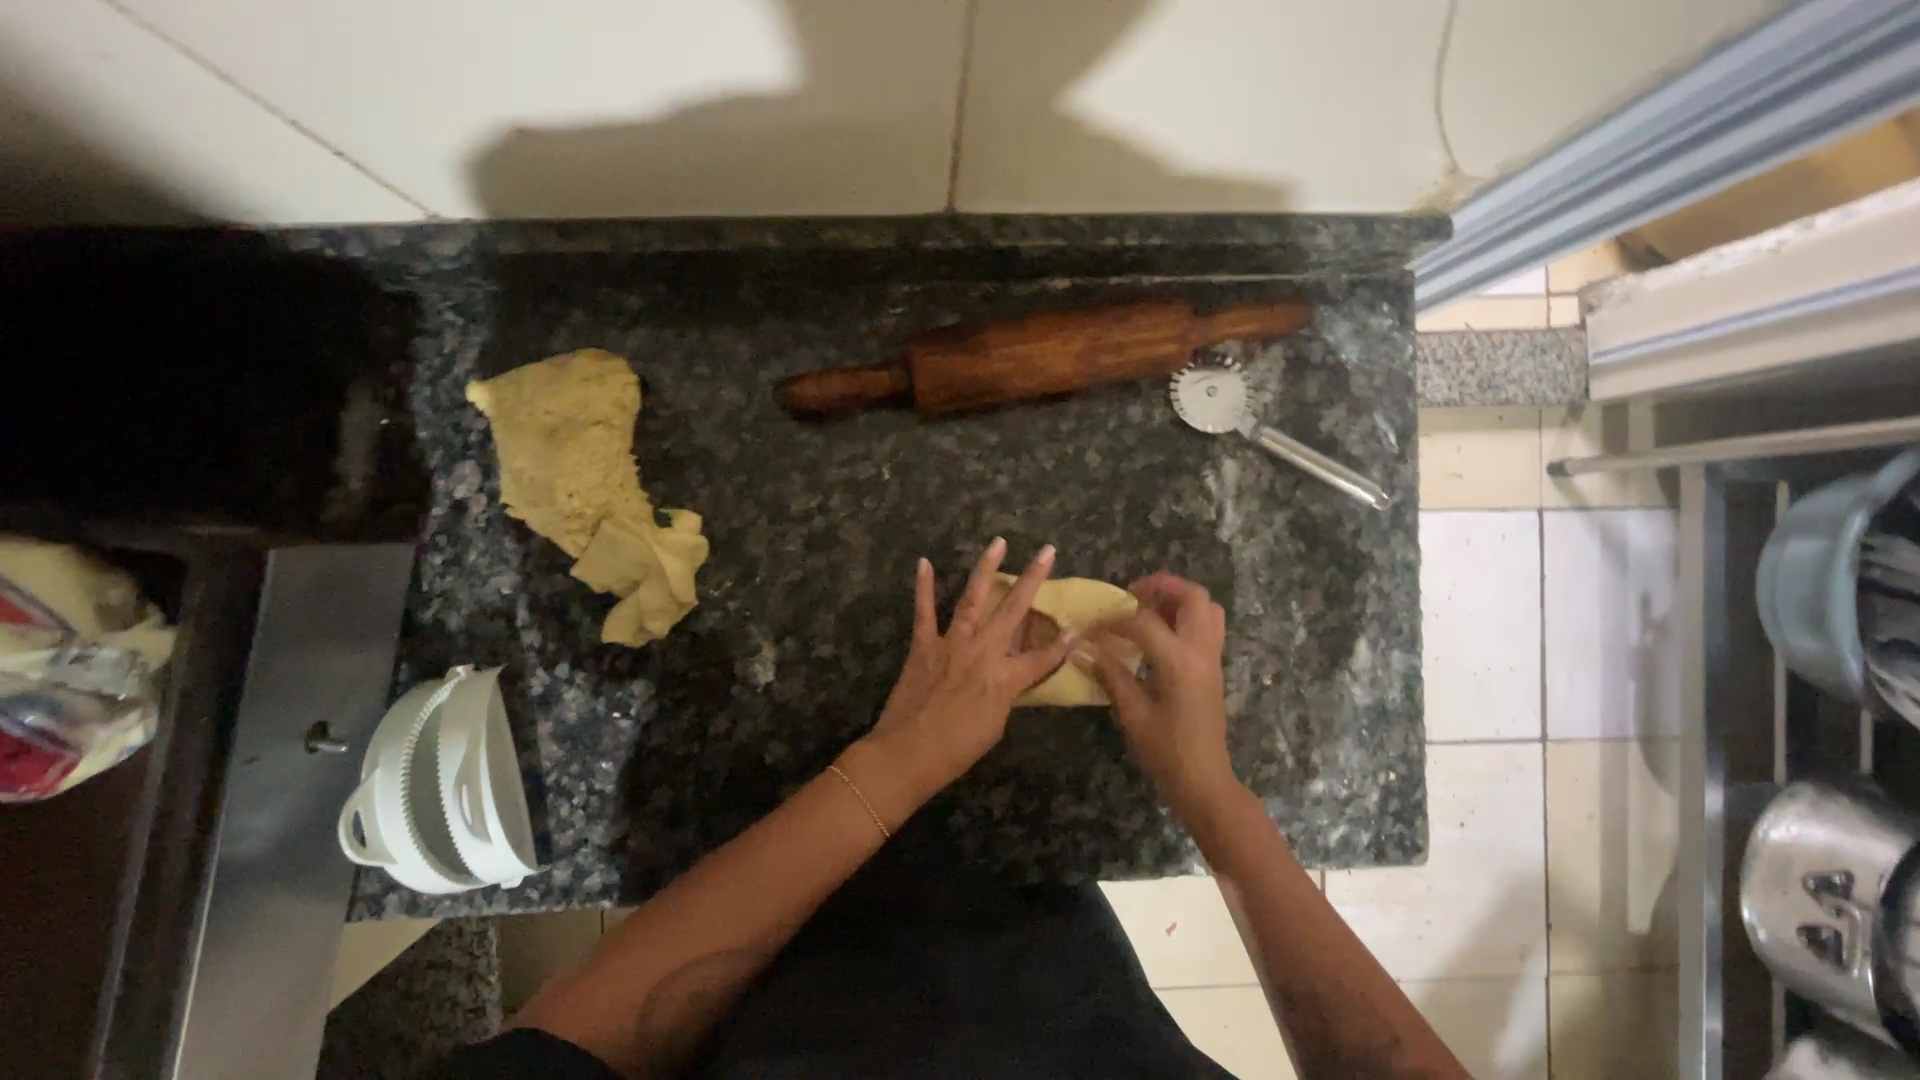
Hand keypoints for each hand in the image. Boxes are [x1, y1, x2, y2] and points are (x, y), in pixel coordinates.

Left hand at [847, 538, 1075, 817]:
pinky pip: (924, 611)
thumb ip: (1006, 695)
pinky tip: (924, 563)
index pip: (1043, 657)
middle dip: (1033, 578)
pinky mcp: (923, 645)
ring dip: (986, 568)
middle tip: (1047, 551)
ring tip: (998, 543)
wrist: (907, 753)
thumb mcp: (995, 726)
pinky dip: (923, 587)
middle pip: (1014, 610)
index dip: (1062, 643)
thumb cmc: (956, 750)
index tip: (1079, 625)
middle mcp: (983, 652)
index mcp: (1005, 678)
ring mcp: (951, 644)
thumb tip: (1009, 677)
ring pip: (973, 599)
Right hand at [1080, 572, 1238, 813]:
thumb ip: (1111, 676)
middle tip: (1130, 597)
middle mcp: (1201, 651)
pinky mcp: (1214, 668)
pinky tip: (1159, 635)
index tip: (1091, 628)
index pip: (1143, 621)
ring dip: (1177, 599)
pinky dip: (1185, 617)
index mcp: (1179, 662)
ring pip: (1205, 607)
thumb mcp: (1133, 714)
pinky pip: (1208, 626)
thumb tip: (1084, 651)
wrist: (1204, 781)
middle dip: (1160, 587)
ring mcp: (1212, 658)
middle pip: (1191, 597)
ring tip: (1146, 610)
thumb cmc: (1166, 752)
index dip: (1112, 620)